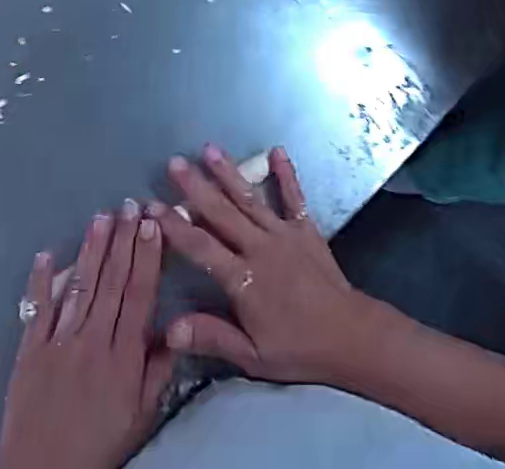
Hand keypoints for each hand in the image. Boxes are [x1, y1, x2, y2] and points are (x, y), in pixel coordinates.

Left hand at [0, 203, 174, 468]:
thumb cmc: (100, 443)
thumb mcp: (142, 415)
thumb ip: (159, 370)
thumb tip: (176, 328)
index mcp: (123, 356)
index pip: (138, 295)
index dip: (146, 257)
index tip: (151, 224)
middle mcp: (92, 341)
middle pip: (111, 282)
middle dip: (123, 240)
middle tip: (130, 205)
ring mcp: (58, 342)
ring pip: (80, 287)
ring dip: (91, 249)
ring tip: (102, 217)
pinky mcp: (30, 349)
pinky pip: (38, 308)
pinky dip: (41, 280)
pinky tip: (47, 253)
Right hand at [151, 146, 382, 385]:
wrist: (352, 337)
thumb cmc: (299, 348)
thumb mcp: (253, 356)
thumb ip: (212, 337)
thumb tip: (169, 330)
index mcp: (243, 279)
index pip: (201, 247)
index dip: (175, 226)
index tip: (152, 206)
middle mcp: (260, 248)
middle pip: (221, 213)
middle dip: (196, 187)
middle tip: (174, 163)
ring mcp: (283, 234)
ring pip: (249, 199)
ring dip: (228, 172)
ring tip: (209, 148)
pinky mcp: (305, 229)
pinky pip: (293, 197)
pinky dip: (286, 174)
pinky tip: (276, 151)